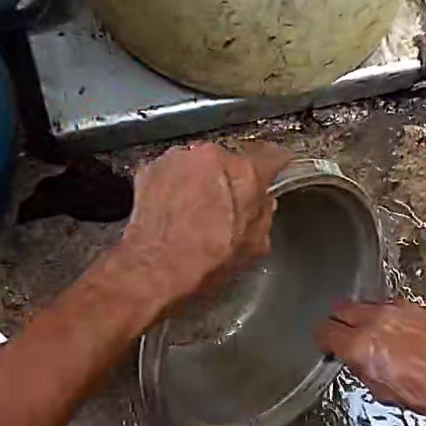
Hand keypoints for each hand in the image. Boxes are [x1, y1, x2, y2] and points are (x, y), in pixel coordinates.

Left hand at [107, 140, 290, 306]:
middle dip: (229, 180)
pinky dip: (172, 186)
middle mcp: (213, 156)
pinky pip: (170, 172)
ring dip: (198, 181)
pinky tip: (171, 210)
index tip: (275, 169)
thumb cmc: (204, 262)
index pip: (271, 157)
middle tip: (223, 208)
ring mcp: (179, 159)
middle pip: (229, 161)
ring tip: (191, 212)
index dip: (275, 166)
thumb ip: (263, 217)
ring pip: (197, 165)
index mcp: (246, 173)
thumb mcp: (250, 247)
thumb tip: (263, 205)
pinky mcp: (151, 169)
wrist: (154, 268)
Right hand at [313, 299, 425, 425]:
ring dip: (363, 317)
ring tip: (371, 337)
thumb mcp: (386, 394)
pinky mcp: (420, 308)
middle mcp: (377, 320)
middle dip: (339, 322)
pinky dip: (387, 317)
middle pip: (342, 308)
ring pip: (367, 304)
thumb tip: (358, 362)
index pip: (324, 331)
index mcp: (361, 344)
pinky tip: (397, 335)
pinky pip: (391, 307)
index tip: (326, 346)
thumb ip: (363, 371)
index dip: (322, 340)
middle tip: (342, 336)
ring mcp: (400, 309)